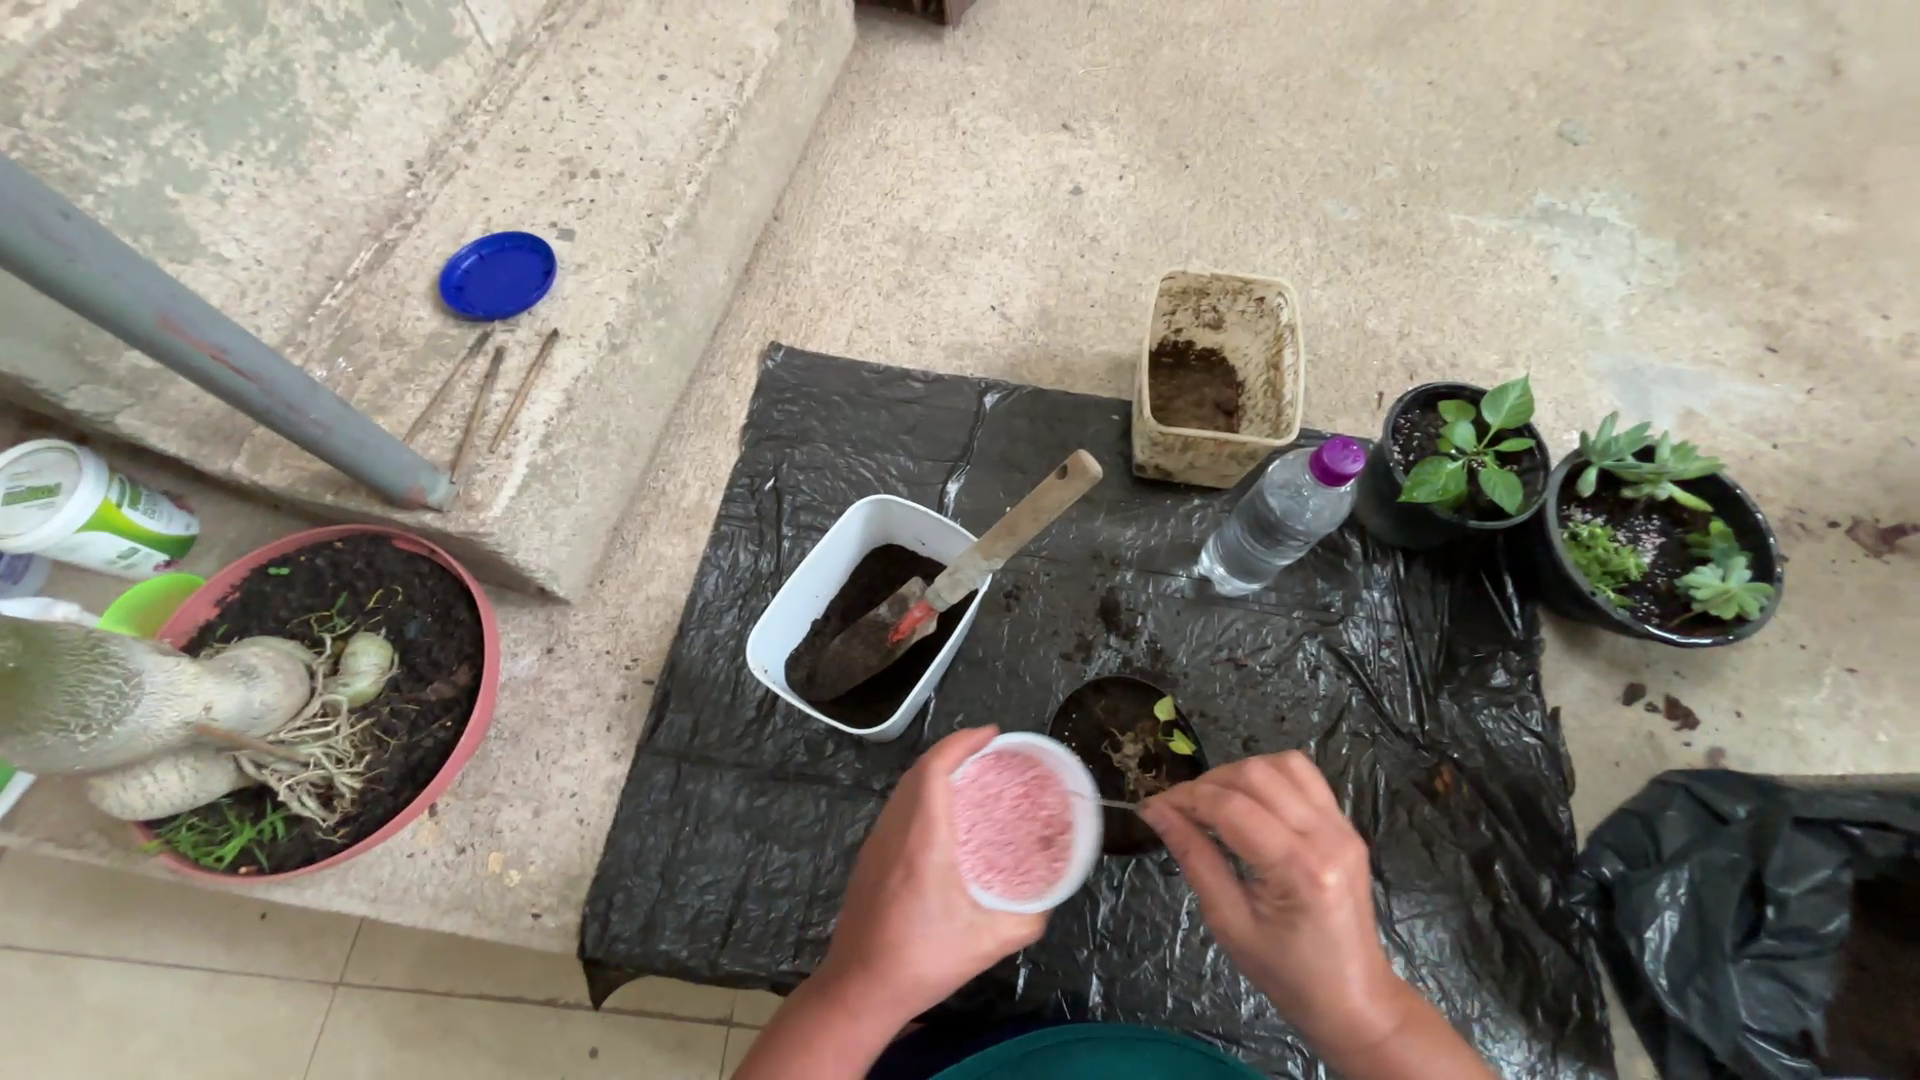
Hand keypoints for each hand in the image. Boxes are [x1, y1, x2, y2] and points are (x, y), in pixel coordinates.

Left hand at [814, 725, 1047, 1026]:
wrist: (859, 988)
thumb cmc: (921, 960)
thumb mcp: (987, 944)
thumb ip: (1027, 918)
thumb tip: (1049, 897)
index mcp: (923, 839)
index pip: (935, 769)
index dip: (962, 742)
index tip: (992, 735)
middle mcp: (895, 829)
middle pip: (920, 770)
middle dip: (954, 750)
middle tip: (988, 752)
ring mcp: (876, 841)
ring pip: (905, 787)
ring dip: (935, 770)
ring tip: (970, 776)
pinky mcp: (869, 857)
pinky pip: (897, 807)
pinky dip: (922, 792)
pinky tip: (942, 813)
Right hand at [1141, 752, 1408, 1061]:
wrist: (1353, 996)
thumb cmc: (1286, 972)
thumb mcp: (1228, 921)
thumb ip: (1193, 857)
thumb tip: (1155, 812)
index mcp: (1299, 869)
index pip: (1230, 807)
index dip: (1184, 798)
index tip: (1153, 806)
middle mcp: (1326, 836)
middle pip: (1255, 775)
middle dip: (1207, 783)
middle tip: (1180, 808)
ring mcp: (1342, 826)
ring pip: (1281, 764)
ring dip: (1238, 774)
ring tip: (1214, 803)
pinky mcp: (1345, 824)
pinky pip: (1303, 776)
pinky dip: (1267, 776)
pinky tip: (1249, 802)